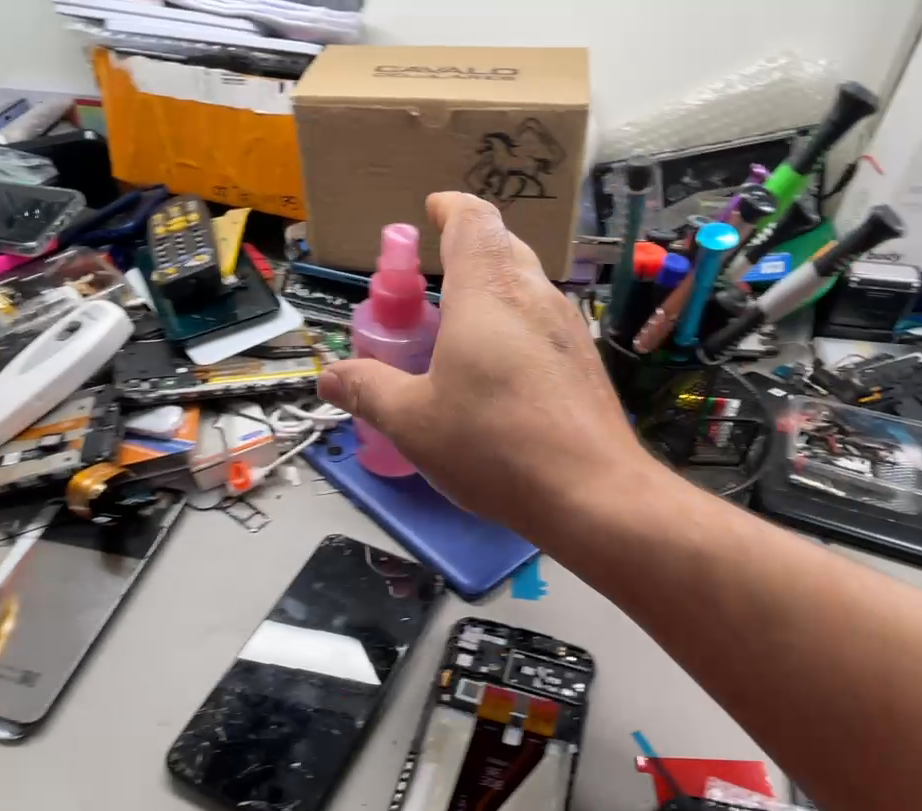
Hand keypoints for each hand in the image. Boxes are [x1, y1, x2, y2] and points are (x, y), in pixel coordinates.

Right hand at [317, 192, 651, 535]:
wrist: (591, 493)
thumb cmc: (493, 445)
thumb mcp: (413, 422)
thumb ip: (368, 390)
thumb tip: (330, 377)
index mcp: (487, 292)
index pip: (472, 220)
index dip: (450, 208)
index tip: (432, 210)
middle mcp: (534, 296)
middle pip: (503, 246)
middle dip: (467, 249)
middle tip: (433, 281)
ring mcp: (568, 328)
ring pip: (527, 285)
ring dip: (492, 290)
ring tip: (460, 328)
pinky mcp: (584, 363)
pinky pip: (543, 323)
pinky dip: (514, 326)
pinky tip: (499, 372)